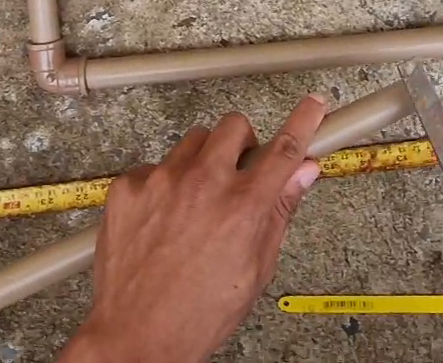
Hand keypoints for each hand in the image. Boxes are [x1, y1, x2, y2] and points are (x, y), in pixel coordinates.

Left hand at [59, 95, 328, 362]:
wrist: (134, 337)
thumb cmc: (197, 314)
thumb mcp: (254, 271)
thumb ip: (279, 212)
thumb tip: (304, 174)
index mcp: (242, 207)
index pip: (284, 149)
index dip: (303, 121)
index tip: (313, 104)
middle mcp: (203, 183)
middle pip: (234, 127)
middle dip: (241, 144)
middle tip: (238, 172)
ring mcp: (162, 180)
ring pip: (193, 142)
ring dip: (202, 162)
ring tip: (196, 203)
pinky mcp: (129, 185)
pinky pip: (155, 166)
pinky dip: (163, 184)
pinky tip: (162, 219)